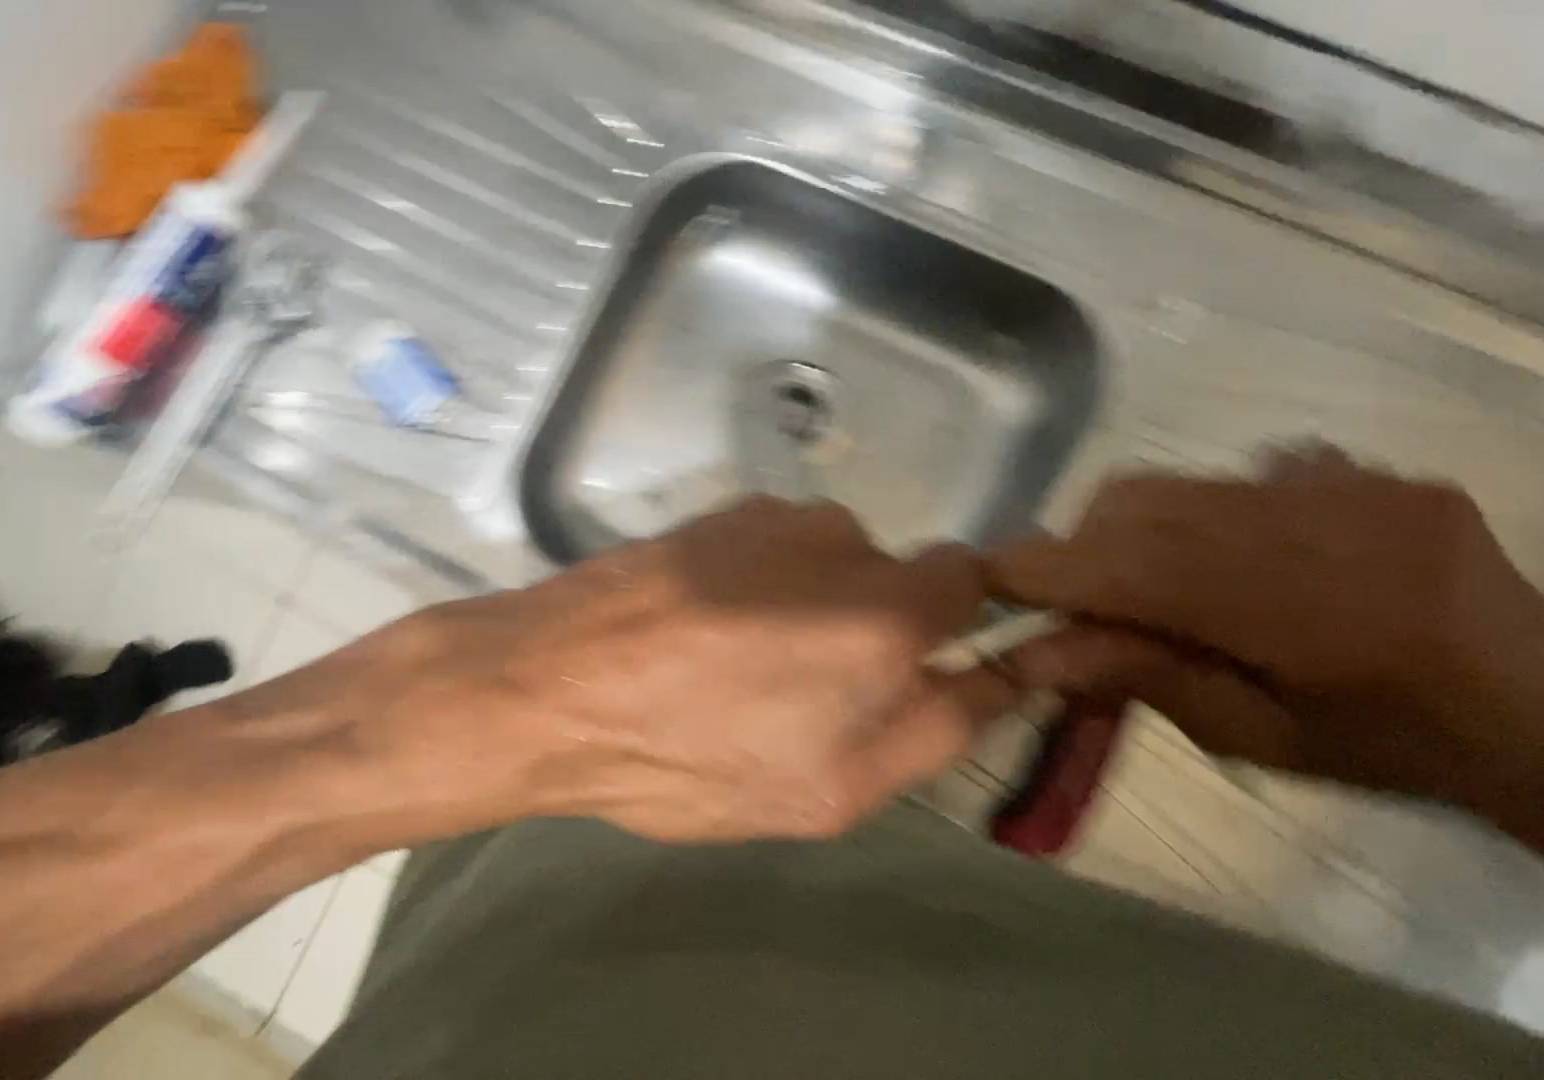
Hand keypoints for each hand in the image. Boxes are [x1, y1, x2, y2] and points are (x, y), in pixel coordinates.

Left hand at [303, 497, 1014, 842]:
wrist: (544, 682)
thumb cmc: (686, 755)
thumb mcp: (831, 788)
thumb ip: (937, 724)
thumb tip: (1000, 671)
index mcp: (886, 607)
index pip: (975, 585)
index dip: (957, 628)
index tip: (924, 664)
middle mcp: (838, 540)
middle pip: (894, 580)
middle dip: (872, 632)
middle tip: (801, 697)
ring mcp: (766, 518)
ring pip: (826, 566)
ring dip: (805, 609)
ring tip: (732, 670)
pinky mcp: (711, 514)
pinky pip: (769, 553)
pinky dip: (754, 588)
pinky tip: (696, 634)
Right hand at [988, 446, 1543, 841]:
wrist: (1542, 704)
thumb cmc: (1385, 745)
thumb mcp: (1251, 735)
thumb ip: (1138, 678)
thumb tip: (1028, 653)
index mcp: (1302, 612)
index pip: (1132, 570)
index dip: (1045, 570)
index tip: (985, 581)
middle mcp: (1323, 525)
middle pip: (1139, 506)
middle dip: (1083, 548)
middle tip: (1080, 599)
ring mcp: (1350, 485)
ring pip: (1178, 484)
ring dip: (1135, 530)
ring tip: (1159, 582)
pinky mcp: (1364, 469)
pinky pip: (1237, 474)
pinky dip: (1205, 514)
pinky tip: (1241, 557)